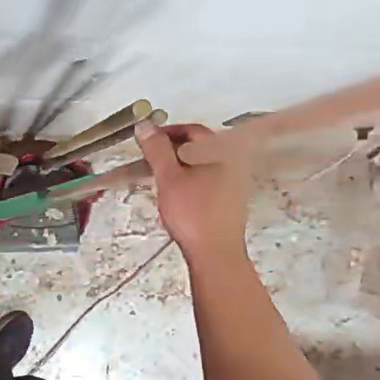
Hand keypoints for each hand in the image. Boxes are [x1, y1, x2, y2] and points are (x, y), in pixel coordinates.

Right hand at [136, 121, 250, 263]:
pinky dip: (189, 182)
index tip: (146, 142)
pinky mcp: (231, 201)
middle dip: (171, 151)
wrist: (216, 254)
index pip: (192, 130)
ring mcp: (234, 183)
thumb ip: (156, 150)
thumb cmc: (192, 213)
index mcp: (221, 152)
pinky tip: (177, 196)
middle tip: (149, 162)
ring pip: (201, 166)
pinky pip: (207, 181)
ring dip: (179, 168)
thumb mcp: (169, 178)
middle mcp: (232, 162)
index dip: (166, 133)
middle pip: (198, 148)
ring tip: (159, 180)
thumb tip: (145, 124)